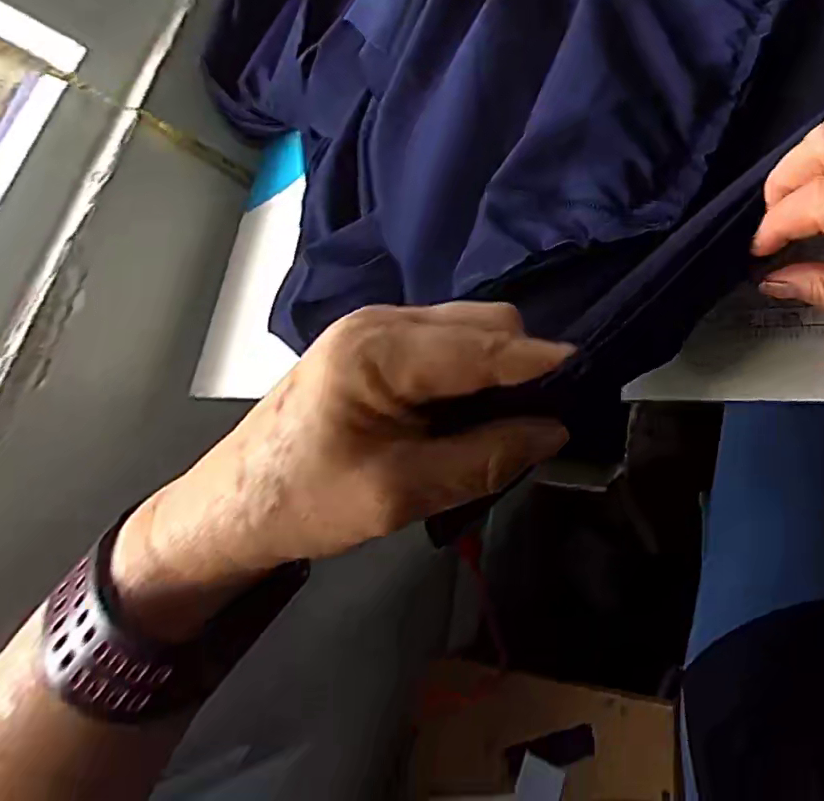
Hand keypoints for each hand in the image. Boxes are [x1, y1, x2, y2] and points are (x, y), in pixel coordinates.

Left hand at [111, 303, 570, 638]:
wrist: (232, 503)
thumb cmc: (304, 501)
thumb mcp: (399, 493)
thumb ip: (483, 458)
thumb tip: (552, 431)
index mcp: (379, 349)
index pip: (481, 345)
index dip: (540, 360)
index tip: (591, 374)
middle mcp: (380, 320)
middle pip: (480, 323)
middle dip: (521, 363)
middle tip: (546, 416)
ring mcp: (375, 326)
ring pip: (465, 328)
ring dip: (497, 367)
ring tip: (513, 417)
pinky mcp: (374, 342)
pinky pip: (444, 341)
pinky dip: (471, 369)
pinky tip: (472, 408)